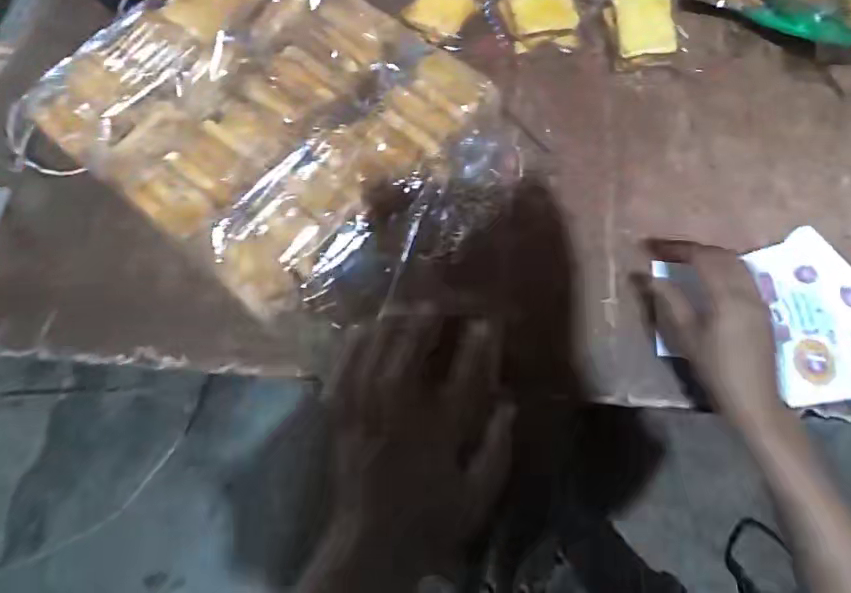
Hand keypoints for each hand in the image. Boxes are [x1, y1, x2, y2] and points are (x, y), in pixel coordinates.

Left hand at [308, 315, 515, 590]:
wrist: (369, 547)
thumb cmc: (429, 520)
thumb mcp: (477, 496)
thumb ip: (497, 449)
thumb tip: (509, 404)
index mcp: (436, 431)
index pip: (463, 376)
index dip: (477, 344)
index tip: (485, 323)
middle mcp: (398, 412)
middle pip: (409, 350)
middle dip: (424, 320)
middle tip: (437, 302)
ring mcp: (364, 410)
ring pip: (374, 351)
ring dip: (391, 325)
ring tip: (403, 307)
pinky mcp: (341, 416)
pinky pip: (343, 368)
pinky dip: (353, 345)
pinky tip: (363, 328)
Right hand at [646, 240, 786, 429]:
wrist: (755, 402)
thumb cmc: (716, 370)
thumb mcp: (686, 336)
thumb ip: (669, 299)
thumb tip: (647, 275)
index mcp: (726, 296)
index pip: (700, 257)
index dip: (675, 248)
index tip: (653, 247)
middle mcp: (746, 291)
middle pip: (720, 255)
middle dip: (693, 249)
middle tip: (668, 252)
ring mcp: (760, 299)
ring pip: (736, 262)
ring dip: (712, 255)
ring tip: (689, 261)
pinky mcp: (765, 310)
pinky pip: (745, 275)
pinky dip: (726, 267)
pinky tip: (713, 277)